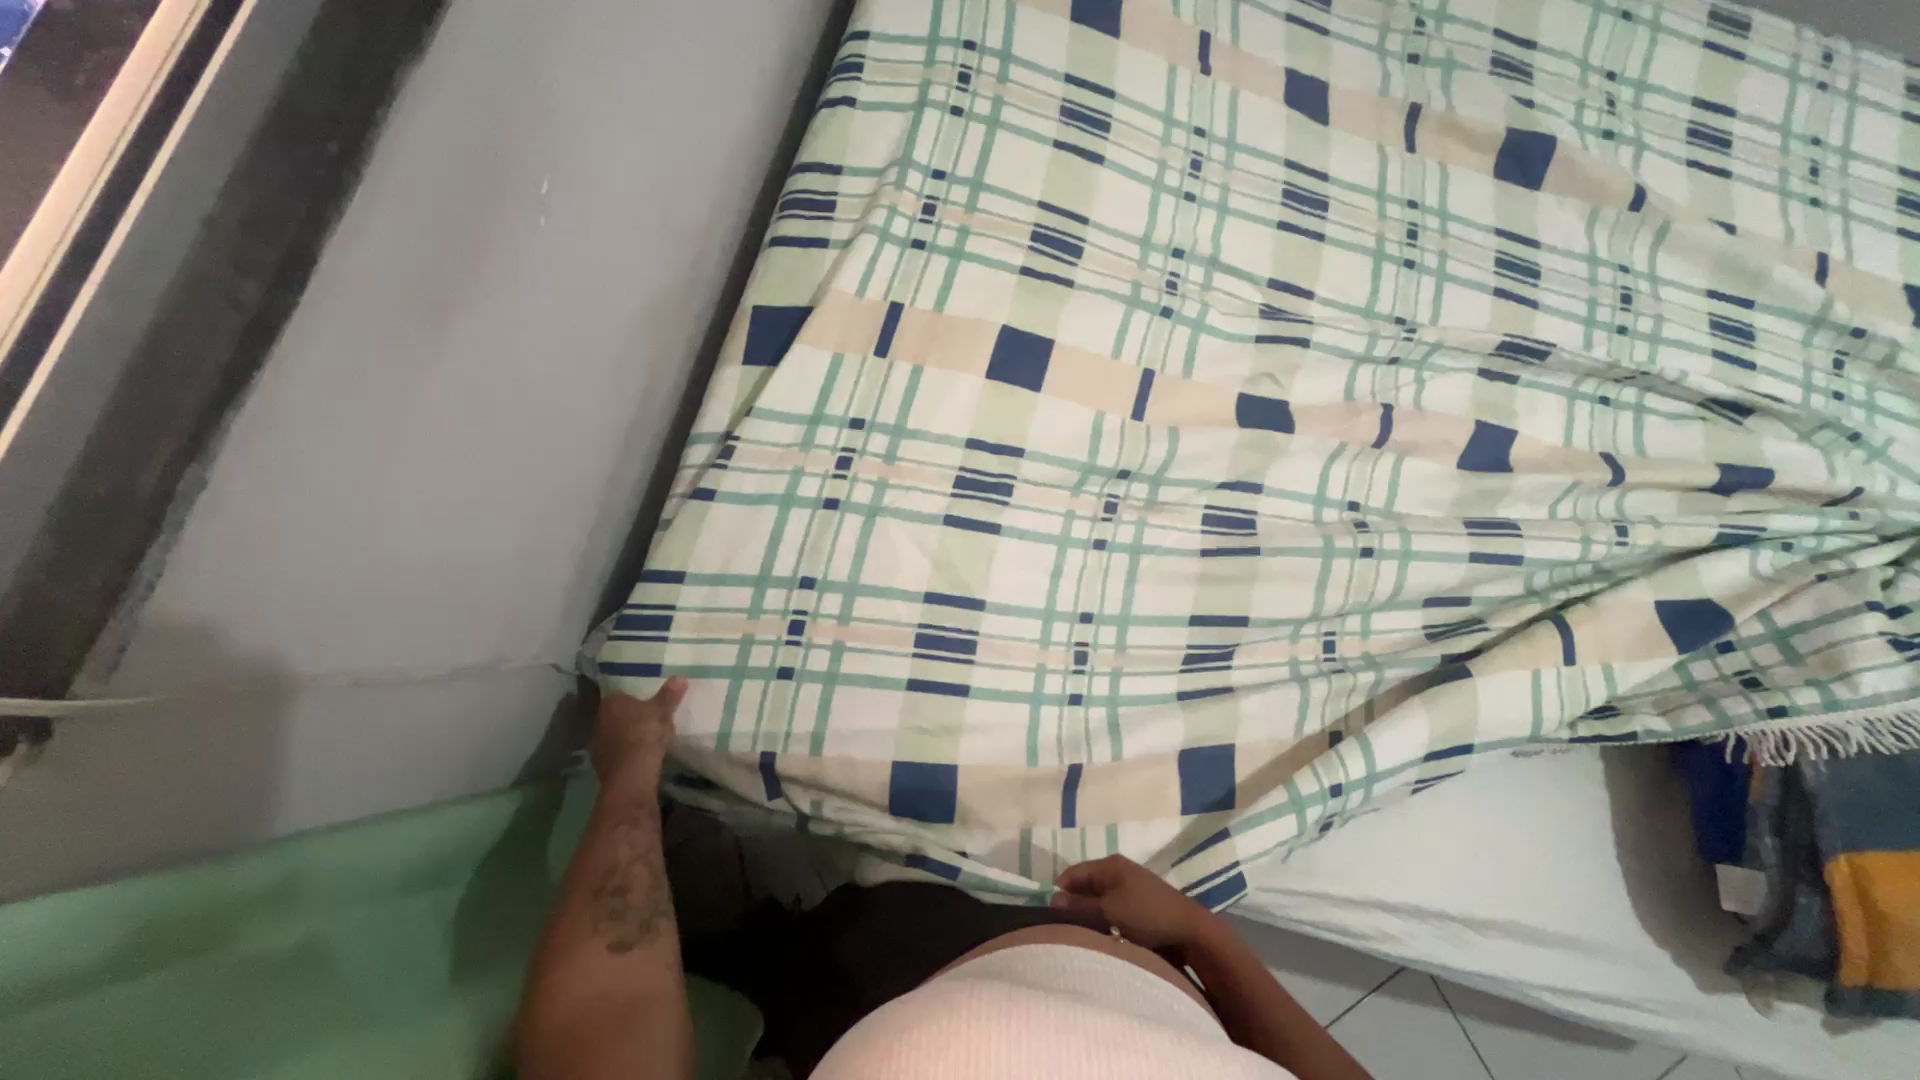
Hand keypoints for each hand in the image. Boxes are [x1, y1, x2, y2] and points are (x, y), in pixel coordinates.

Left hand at [589, 677, 687, 795]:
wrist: (631, 773)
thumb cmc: (645, 734)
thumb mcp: (662, 712)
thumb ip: (669, 695)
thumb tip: (680, 677)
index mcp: (611, 702)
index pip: (621, 695)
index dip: (635, 700)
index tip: (648, 705)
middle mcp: (598, 719)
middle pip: (616, 715)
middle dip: (629, 718)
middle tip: (648, 722)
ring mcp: (596, 742)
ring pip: (613, 734)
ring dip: (625, 736)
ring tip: (645, 741)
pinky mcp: (598, 763)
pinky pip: (614, 752)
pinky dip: (624, 753)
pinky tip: (637, 758)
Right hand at [1051, 854, 1214, 949]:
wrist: (1190, 931)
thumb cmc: (1146, 915)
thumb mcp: (1109, 910)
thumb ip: (1080, 906)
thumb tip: (1052, 900)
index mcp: (1109, 865)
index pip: (1073, 873)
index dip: (1059, 892)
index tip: (1050, 916)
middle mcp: (1118, 871)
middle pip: (1085, 886)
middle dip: (1074, 905)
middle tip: (1064, 928)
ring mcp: (1129, 887)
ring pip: (1098, 899)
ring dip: (1089, 915)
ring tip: (1081, 934)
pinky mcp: (1138, 904)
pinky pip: (1111, 909)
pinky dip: (1104, 920)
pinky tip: (1102, 936)